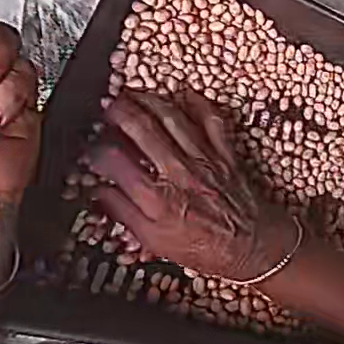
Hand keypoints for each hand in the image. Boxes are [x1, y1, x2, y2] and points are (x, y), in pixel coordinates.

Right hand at [84, 89, 298, 282]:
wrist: (253, 246)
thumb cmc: (207, 249)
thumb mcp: (155, 242)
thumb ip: (124, 214)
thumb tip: (99, 193)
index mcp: (156, 197)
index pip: (114, 160)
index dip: (95, 149)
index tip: (90, 146)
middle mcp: (179, 173)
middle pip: (142, 129)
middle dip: (119, 111)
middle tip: (106, 105)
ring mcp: (204, 160)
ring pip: (173, 119)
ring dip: (151, 101)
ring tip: (135, 94)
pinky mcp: (225, 155)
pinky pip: (212, 121)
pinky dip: (198, 104)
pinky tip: (185, 95)